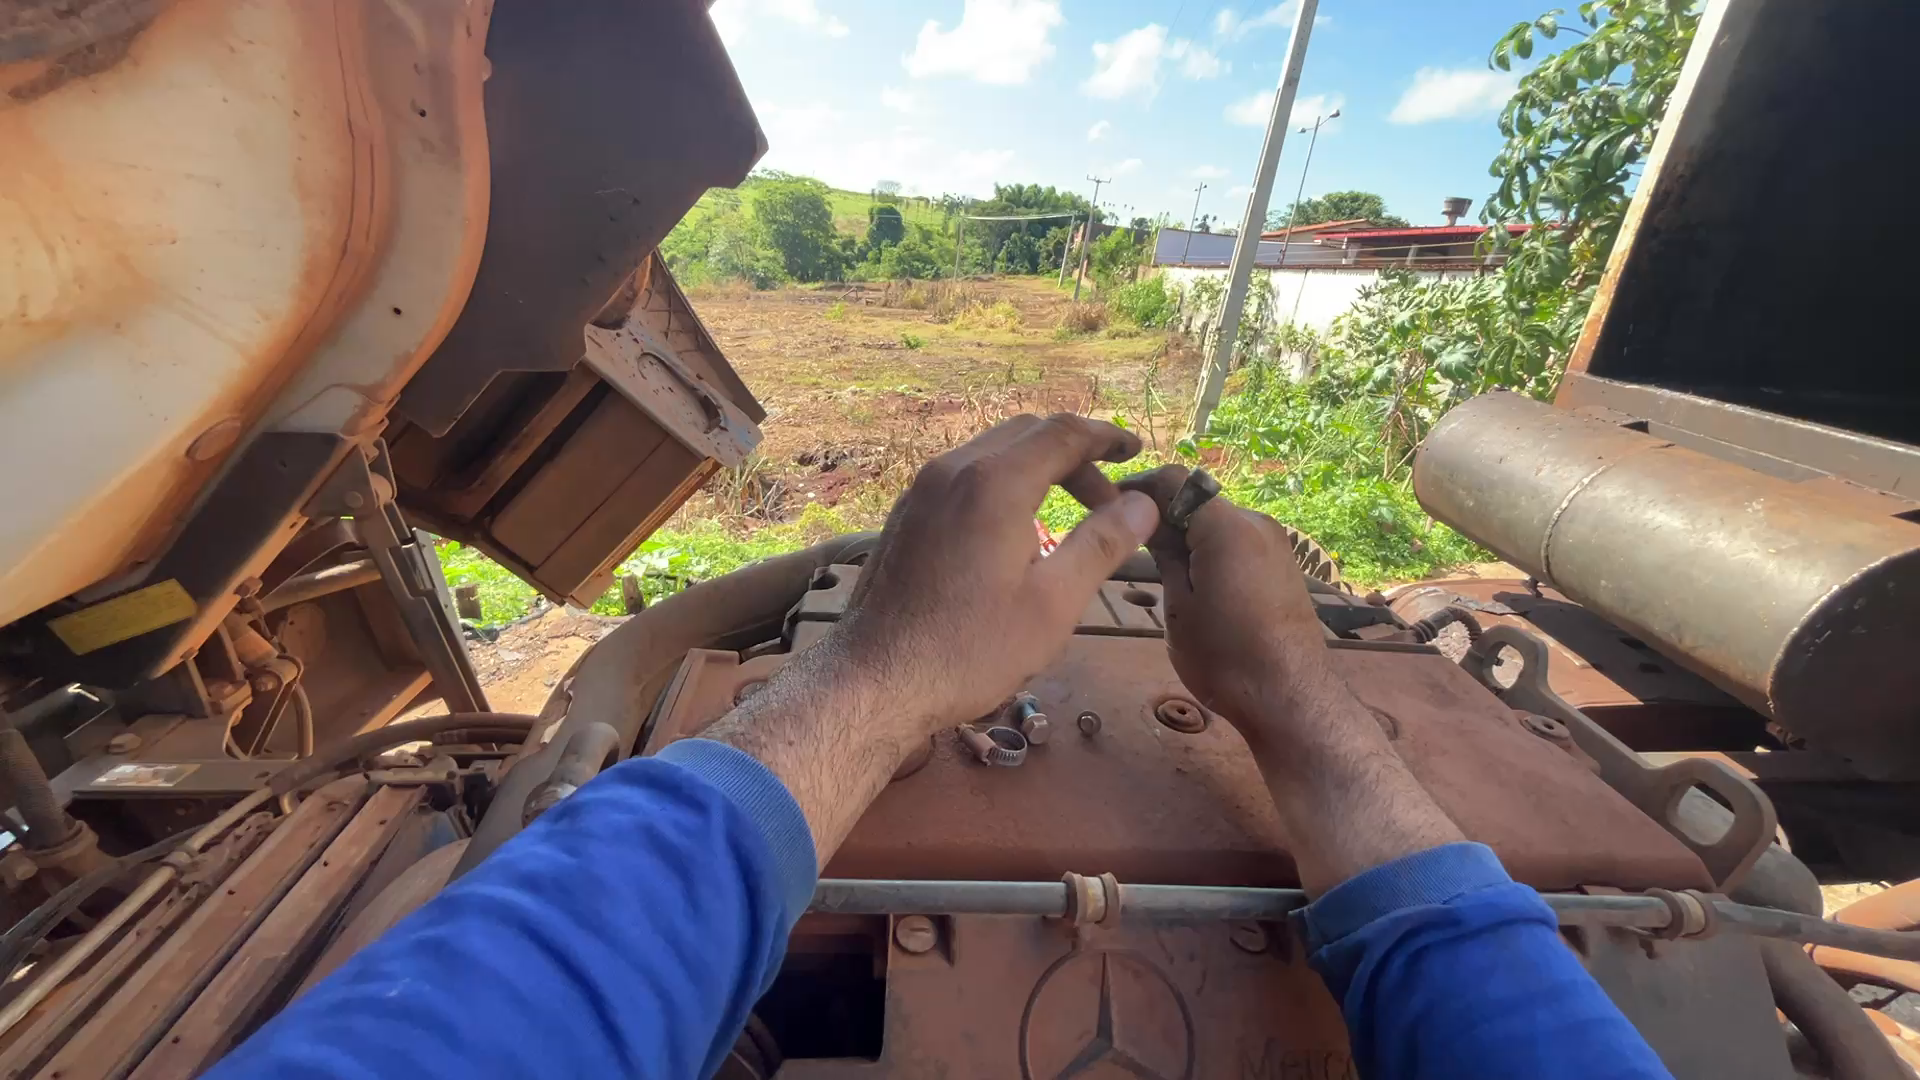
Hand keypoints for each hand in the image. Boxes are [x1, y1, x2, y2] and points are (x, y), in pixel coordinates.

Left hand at [830, 413, 1160, 755]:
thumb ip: (1101, 545)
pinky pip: (964, 475)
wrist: (874, 680)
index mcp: (994, 482)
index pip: (1062, 433)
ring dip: (1037, 470)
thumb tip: (1143, 504)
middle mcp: (953, 469)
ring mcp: (921, 489)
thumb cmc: (970, 648)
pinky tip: (1012, 531)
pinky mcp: (905, 513)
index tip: (1136, 452)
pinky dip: (1002, 484)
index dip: (1105, 437)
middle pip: (1026, 434)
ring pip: (992, 452)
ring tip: (1065, 519)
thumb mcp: (1053, 604)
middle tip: (1106, 505)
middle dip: (1075, 458)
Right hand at [1119, 465, 1336, 730]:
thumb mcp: (1179, 605)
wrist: (1288, 698)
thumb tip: (1143, 517)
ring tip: (1154, 562)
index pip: (1174, 480)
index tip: (1107, 509)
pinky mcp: (1280, 560)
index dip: (1137, 488)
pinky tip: (1190, 575)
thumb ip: (1163, 551)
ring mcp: (1273, 541)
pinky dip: (1206, 544)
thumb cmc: (1224, 657)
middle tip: (1125, 541)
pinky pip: (1233, 537)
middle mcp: (1256, 522)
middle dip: (1159, 511)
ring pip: (1214, 517)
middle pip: (1195, 496)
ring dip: (1183, 529)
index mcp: (1228, 528)